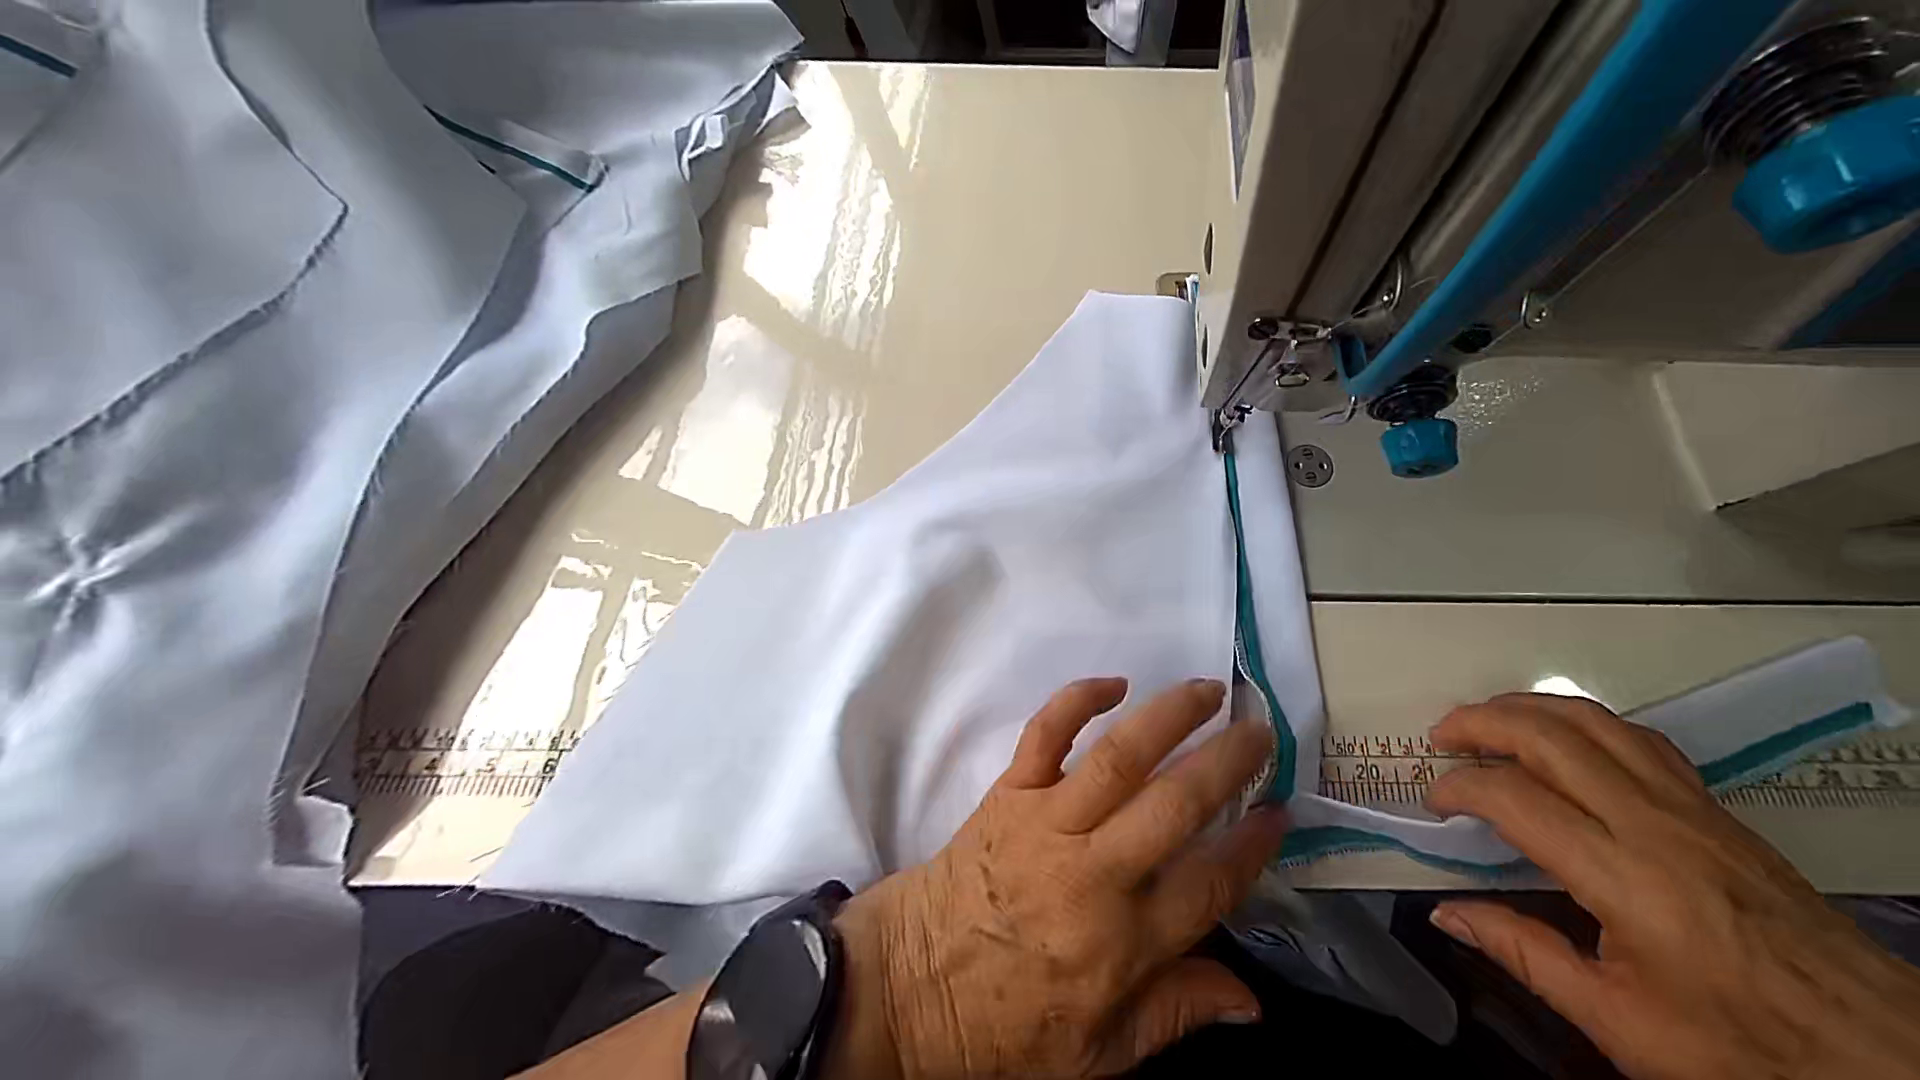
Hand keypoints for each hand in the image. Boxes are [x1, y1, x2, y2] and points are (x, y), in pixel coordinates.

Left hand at [825, 677, 1288, 1079]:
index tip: (1278, 812)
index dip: (1251, 845)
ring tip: (1208, 691)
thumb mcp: (1098, 1053)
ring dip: (1169, 717)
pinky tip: (1114, 684)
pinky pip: (1044, 735)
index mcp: (1123, 942)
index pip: (1208, 883)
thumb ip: (1176, 1014)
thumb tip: (1252, 999)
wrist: (911, 981)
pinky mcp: (1007, 794)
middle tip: (1260, 733)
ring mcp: (1046, 823)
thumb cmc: (1005, 1024)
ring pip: (1118, 759)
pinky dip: (1077, 701)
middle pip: (1175, 804)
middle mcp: (1092, 871)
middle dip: (1226, 763)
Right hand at [1423, 692, 1919, 1079]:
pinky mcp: (1718, 812)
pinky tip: (1560, 740)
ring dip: (1527, 708)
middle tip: (1441, 737)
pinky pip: (1637, 739)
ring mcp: (1693, 811)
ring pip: (1595, 722)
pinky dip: (1581, 722)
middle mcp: (1657, 828)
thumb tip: (1446, 914)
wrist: (1896, 1065)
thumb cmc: (1750, 1049)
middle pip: (1550, 737)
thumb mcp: (1623, 1024)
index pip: (1515, 798)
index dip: (1458, 789)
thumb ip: (1524, 954)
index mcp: (1628, 881)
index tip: (1435, 805)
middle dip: (1479, 722)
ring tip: (1486, 721)